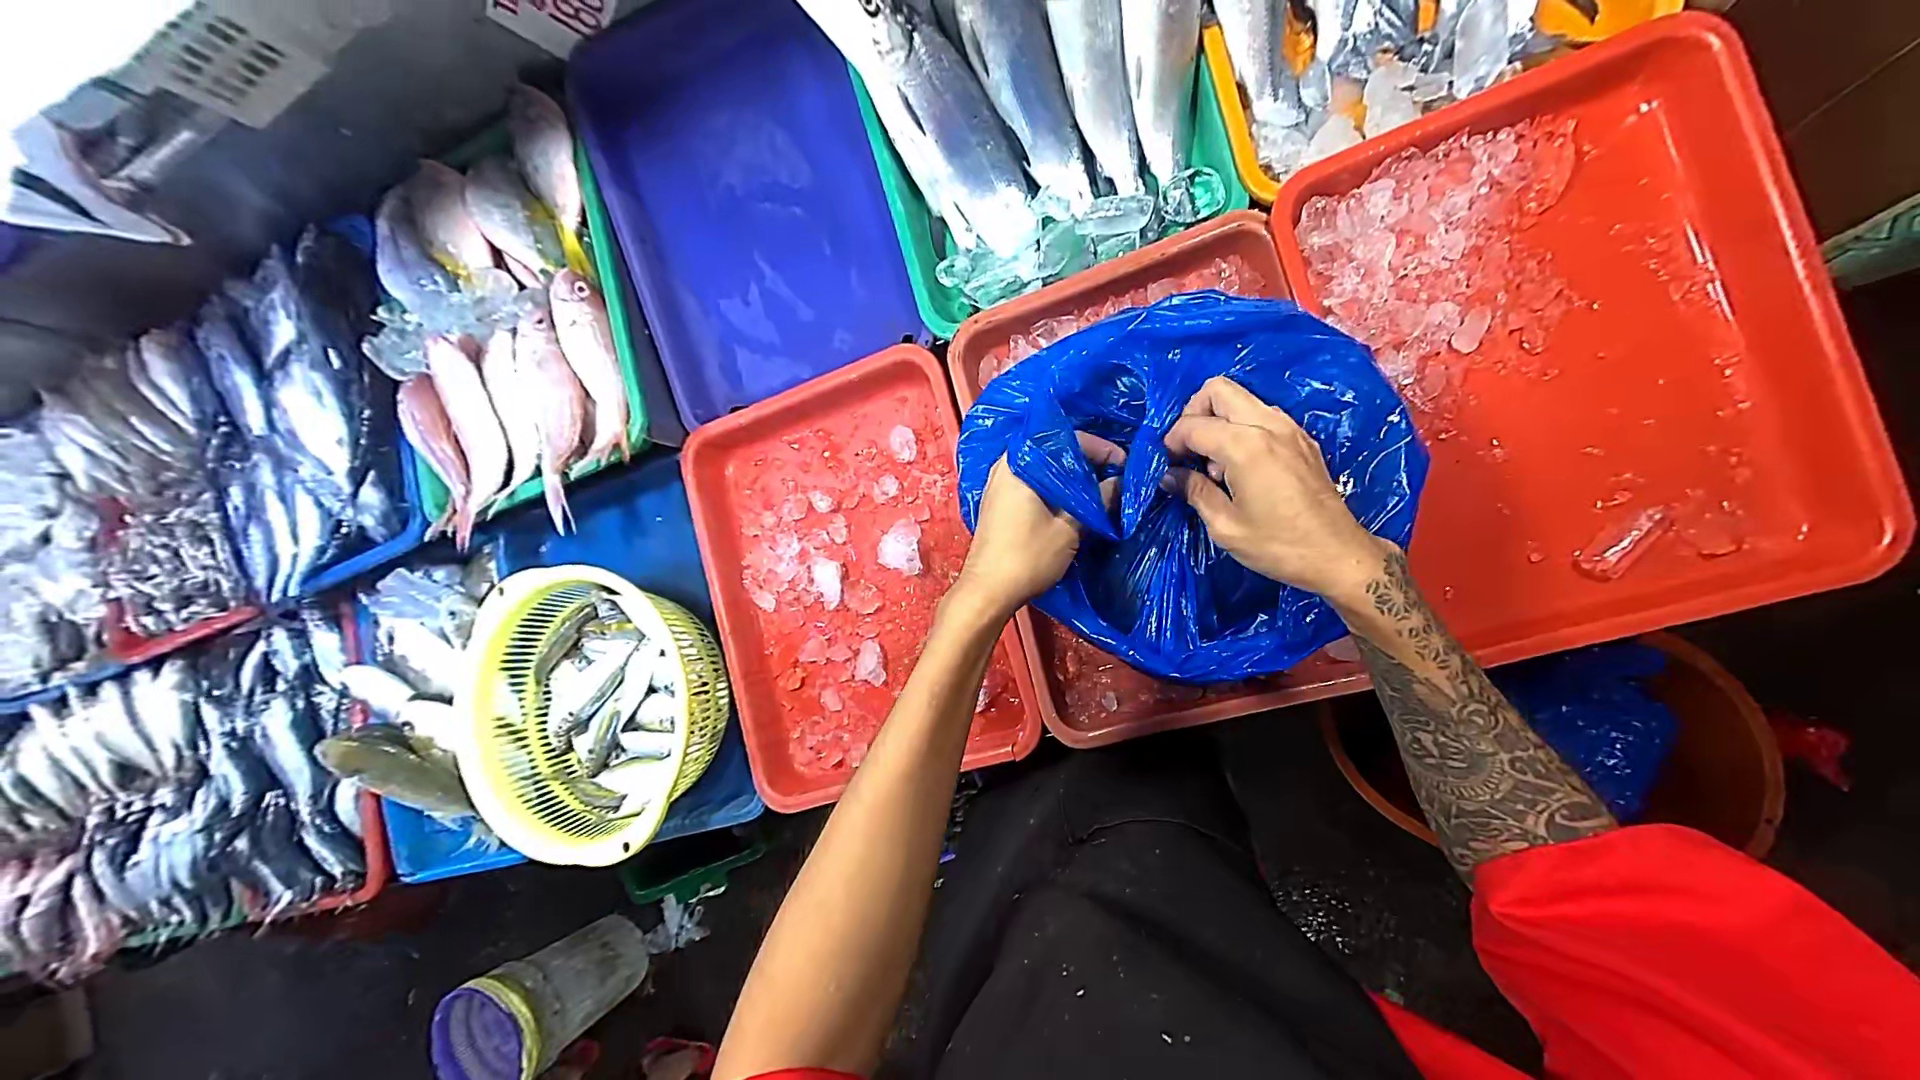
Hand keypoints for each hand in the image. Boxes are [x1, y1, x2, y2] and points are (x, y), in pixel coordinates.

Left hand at [954, 433, 1124, 617]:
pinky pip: (1033, 480)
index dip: (1100, 448)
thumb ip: (1099, 499)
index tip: (1124, 463)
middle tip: (1115, 475)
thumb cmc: (1028, 557)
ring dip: (1072, 475)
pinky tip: (1074, 501)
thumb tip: (1120, 482)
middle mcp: (1006, 464)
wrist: (987, 591)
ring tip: (1099, 488)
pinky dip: (1055, 486)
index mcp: (1021, 462)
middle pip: (1054, 449)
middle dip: (1087, 460)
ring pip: (1044, 466)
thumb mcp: (1071, 528)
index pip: (1067, 437)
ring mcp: (999, 482)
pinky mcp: (999, 500)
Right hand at [1164, 376, 1389, 601]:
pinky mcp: (1301, 439)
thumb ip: (1194, 492)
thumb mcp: (1225, 525)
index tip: (1167, 466)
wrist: (1337, 555)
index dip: (1171, 443)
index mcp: (1246, 446)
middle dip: (1193, 414)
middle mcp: (1268, 425)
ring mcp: (1289, 428)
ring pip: (1241, 398)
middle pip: (1217, 390)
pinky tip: (1238, 465)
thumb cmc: (1278, 545)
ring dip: (1218, 419)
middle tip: (1187, 449)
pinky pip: (1260, 414)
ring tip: (1213, 462)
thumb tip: (1170, 476)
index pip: (1193, 425)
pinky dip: (1240, 427)